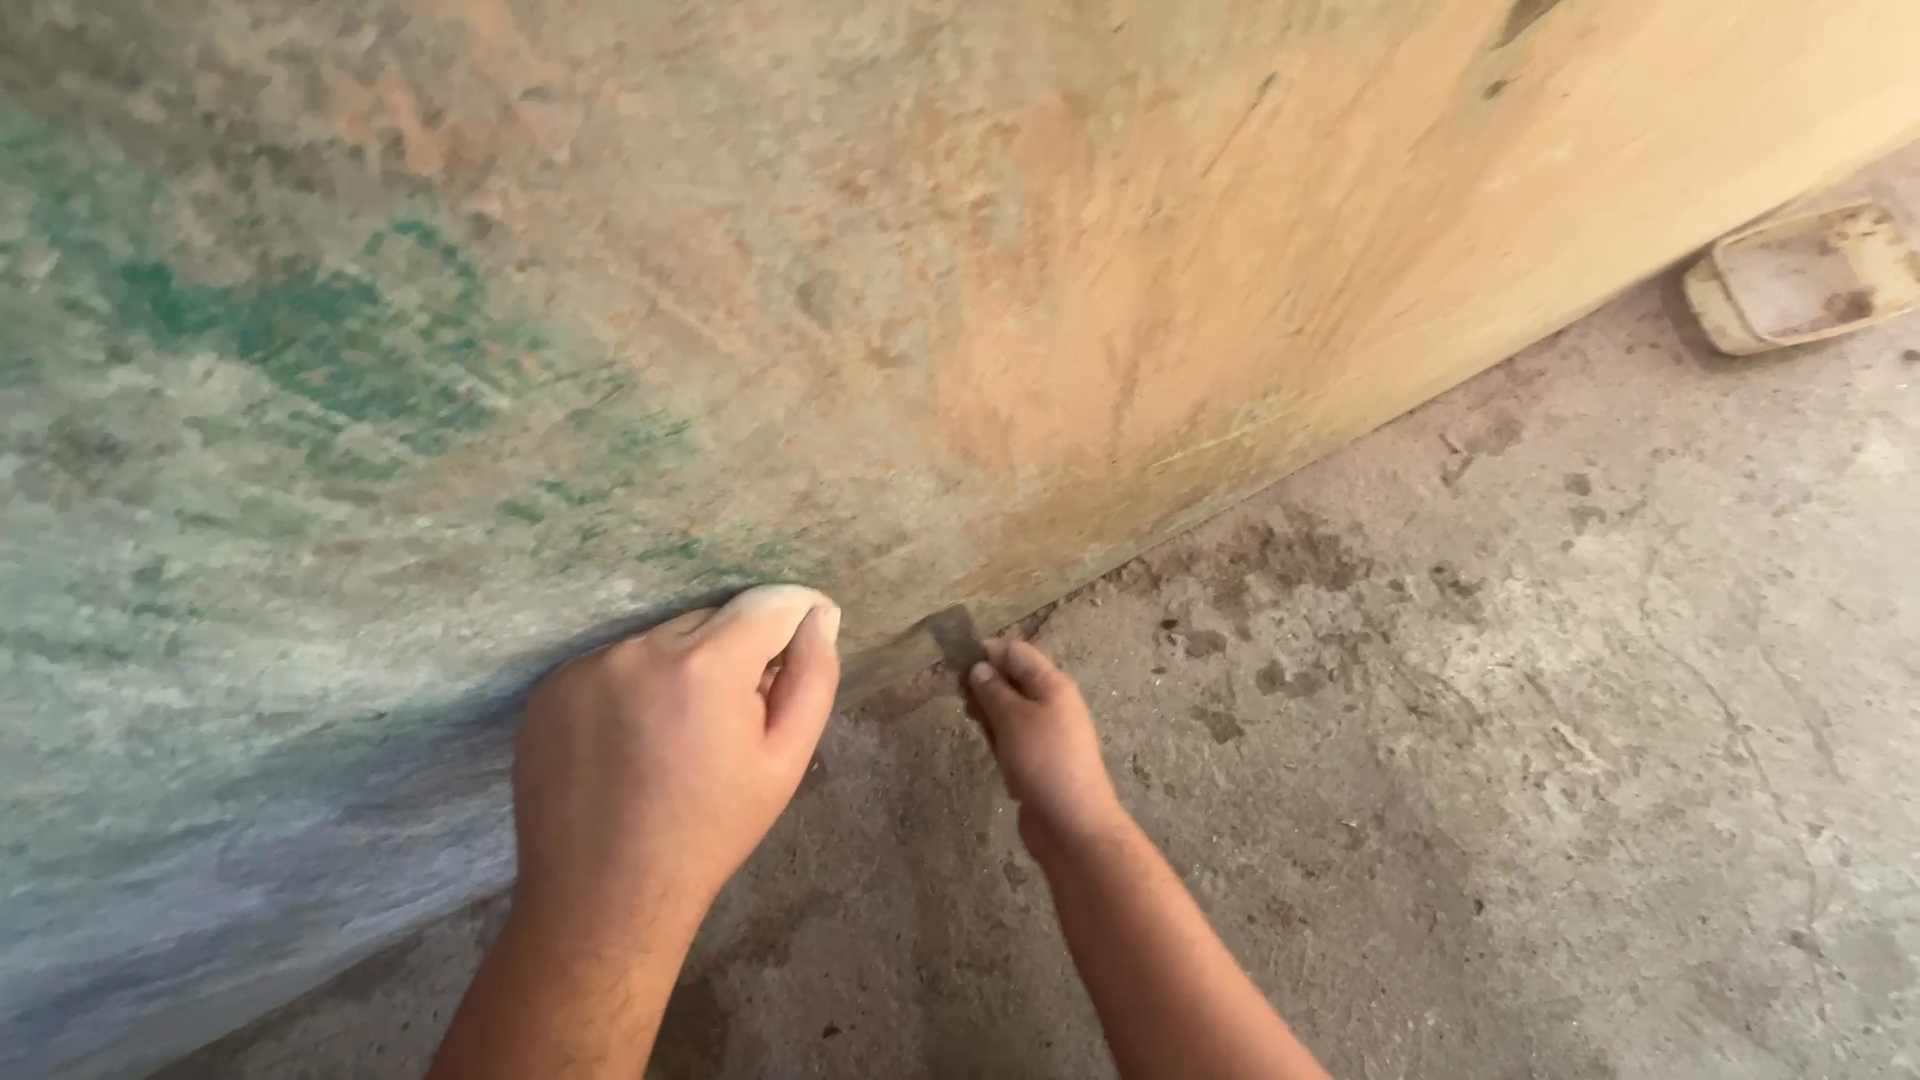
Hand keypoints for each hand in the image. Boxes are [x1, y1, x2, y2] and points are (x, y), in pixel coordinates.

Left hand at [510, 584, 841, 941]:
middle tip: (737, 712)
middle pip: (716, 619)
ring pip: (666, 639)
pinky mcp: (552, 686)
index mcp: (706, 666)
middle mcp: (641, 649)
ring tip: (682, 729)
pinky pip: (619, 661)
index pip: (769, 603)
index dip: (799, 614)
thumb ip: (813, 676)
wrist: (603, 897)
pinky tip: (636, 735)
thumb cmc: (711, 830)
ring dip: (688, 664)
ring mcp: (588, 665)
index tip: (812, 631)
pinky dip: (639, 682)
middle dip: (740, 650)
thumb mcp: (786, 760)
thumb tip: (821, 615)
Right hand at [967, 638, 1127, 857]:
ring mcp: (1047, 733)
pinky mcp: (1039, 759)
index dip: (988, 652)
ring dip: (990, 713)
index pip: (1017, 652)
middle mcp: (1053, 703)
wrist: (1071, 823)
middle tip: (962, 698)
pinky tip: (990, 751)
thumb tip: (979, 667)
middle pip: (1014, 680)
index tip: (956, 662)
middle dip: (986, 684)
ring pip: (1011, 710)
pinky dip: (999, 738)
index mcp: (1053, 684)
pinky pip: (1014, 737)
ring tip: (974, 724)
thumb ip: (993, 690)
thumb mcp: (1013, 719)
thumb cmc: (1044, 761)